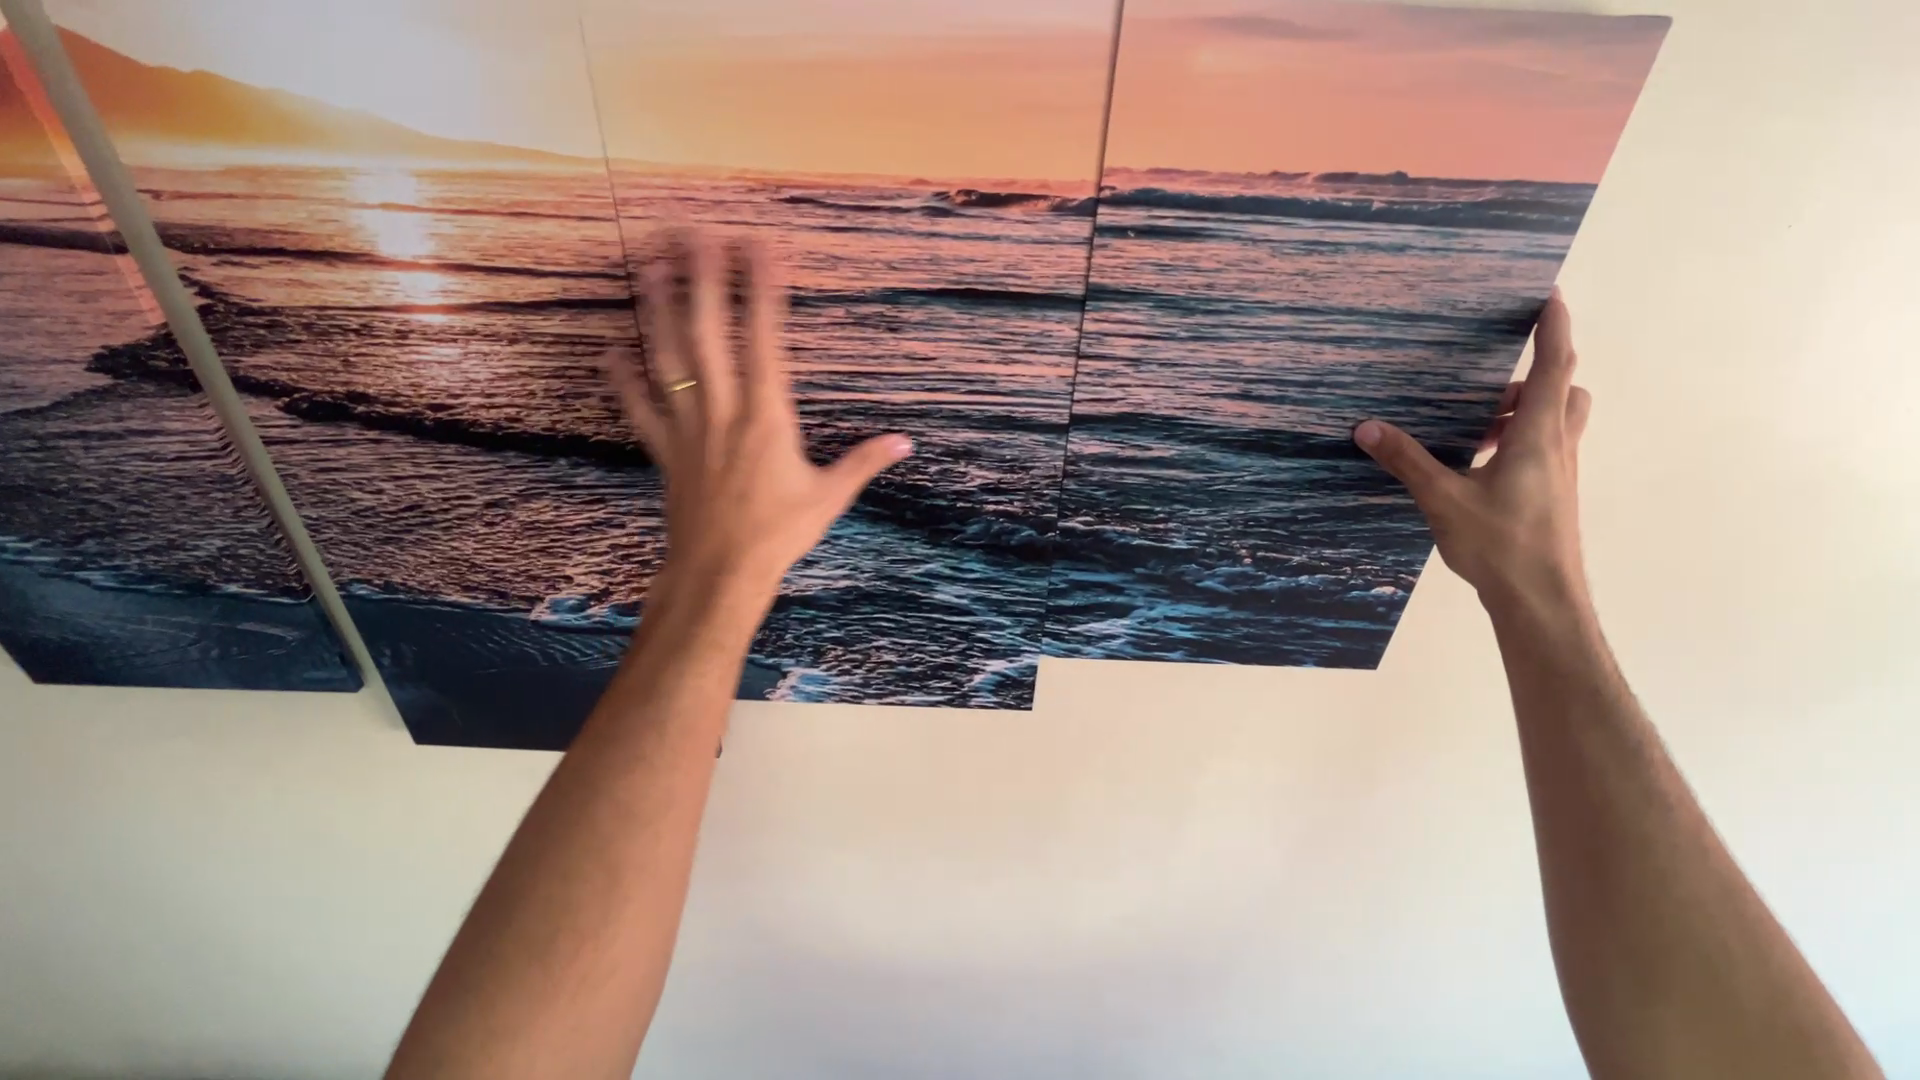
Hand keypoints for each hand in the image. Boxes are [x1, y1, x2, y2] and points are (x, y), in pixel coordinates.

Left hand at [606, 229, 911, 612]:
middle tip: (694, 234)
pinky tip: (609, 350)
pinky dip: (623, 379)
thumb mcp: (830, 497)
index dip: (763, 292)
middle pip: (709, 335)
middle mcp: (724, 413)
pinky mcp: (666, 452)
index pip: (765, 342)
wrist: (721, 571)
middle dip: (703, 280)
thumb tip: (904, 443)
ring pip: (670, 360)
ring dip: (659, 311)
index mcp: (768, 418)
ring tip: (651, 266)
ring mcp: (689, 430)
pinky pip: (640, 409)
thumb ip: (864, 463)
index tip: (761, 249)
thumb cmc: (779, 534)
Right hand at [1354, 289, 1592, 615]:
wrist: (1541, 598)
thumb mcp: (1443, 499)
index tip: (1550, 294)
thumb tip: (1367, 428)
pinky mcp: (1554, 495)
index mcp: (1538, 436)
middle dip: (1538, 376)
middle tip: (1492, 387)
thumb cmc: (1500, 543)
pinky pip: (1545, 450)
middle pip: (1565, 392)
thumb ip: (1407, 461)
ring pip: (1558, 423)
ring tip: (1477, 428)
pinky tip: (1480, 467)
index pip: (1553, 366)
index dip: (1555, 328)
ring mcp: (1561, 474)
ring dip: (1527, 413)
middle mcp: (1558, 447)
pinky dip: (1520, 442)